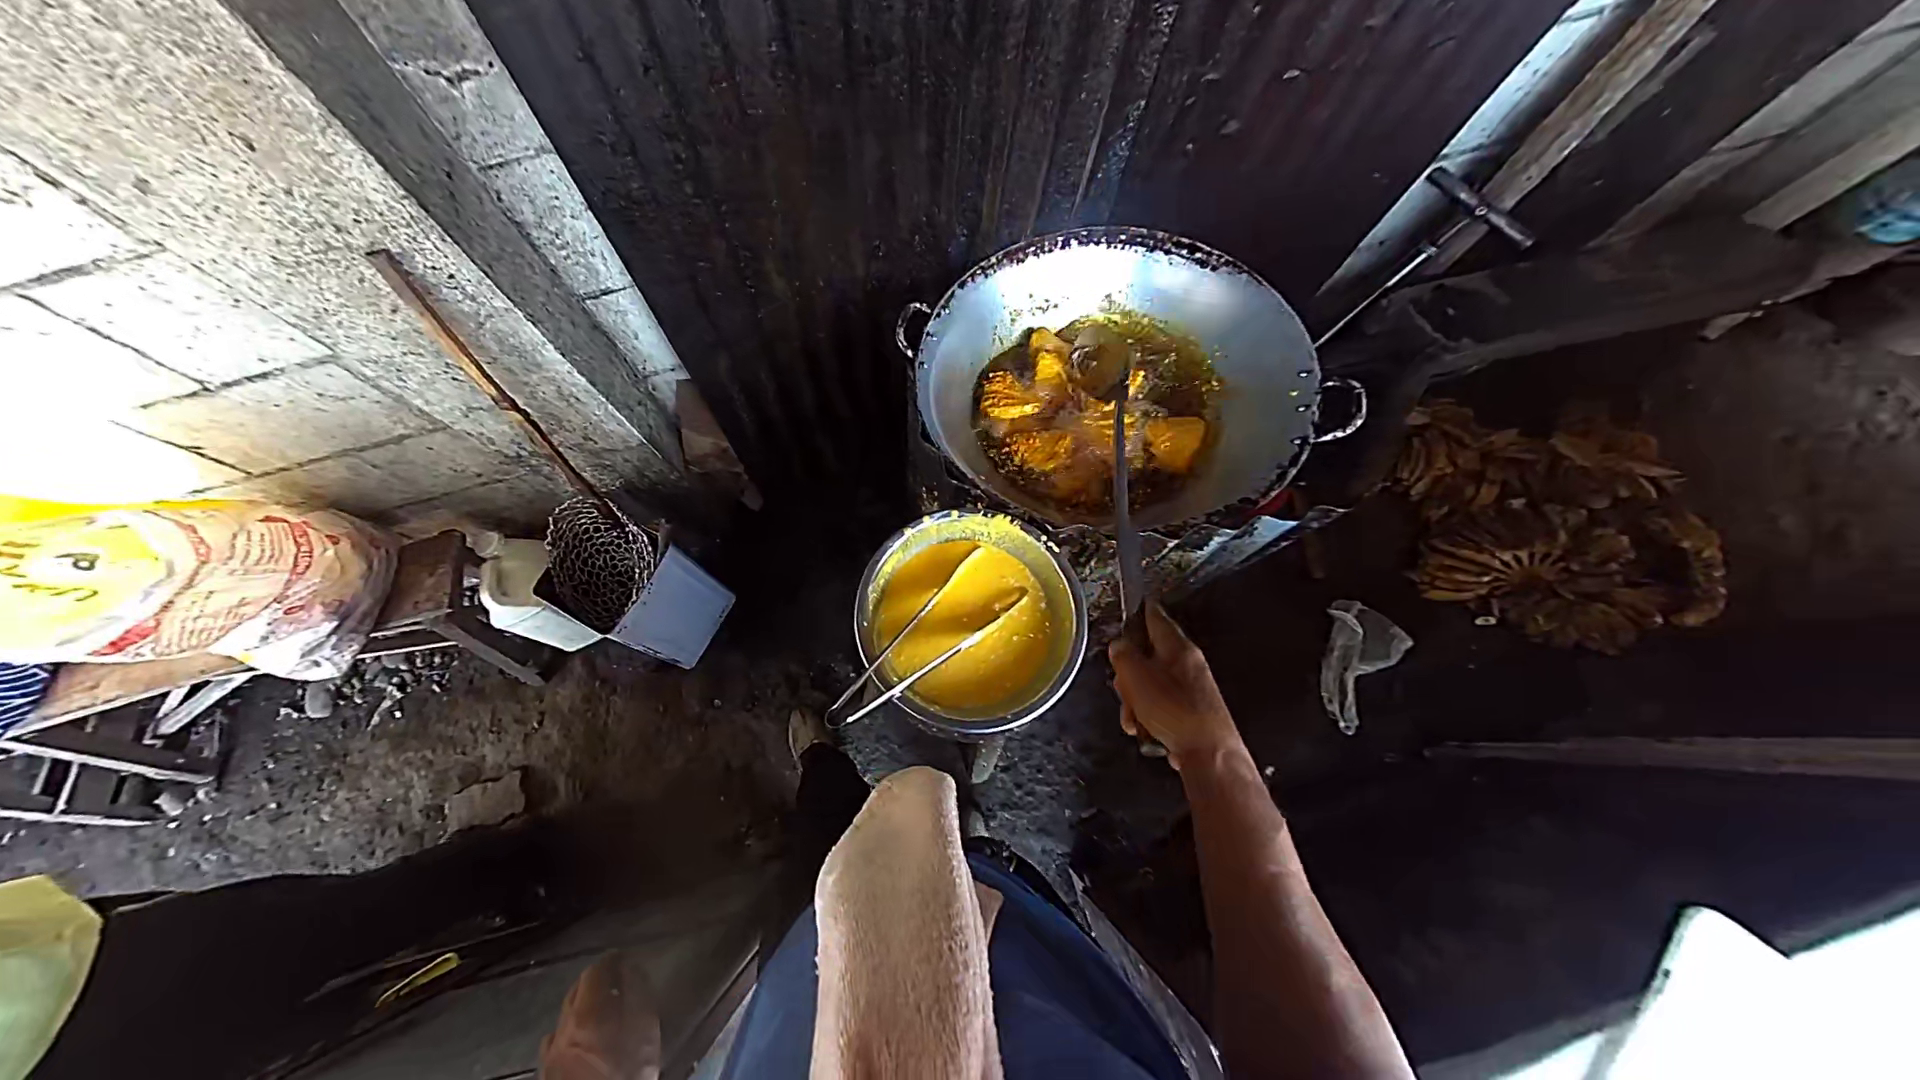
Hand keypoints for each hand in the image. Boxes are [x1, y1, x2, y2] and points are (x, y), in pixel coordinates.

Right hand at [1108, 603, 1243, 770]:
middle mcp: (1187, 664)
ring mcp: (1190, 689)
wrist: (1208, 754)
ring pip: (1149, 685)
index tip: (1132, 603)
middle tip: (1123, 688)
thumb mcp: (1136, 677)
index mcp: (1177, 648)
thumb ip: (1123, 656)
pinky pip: (1159, 706)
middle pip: (1147, 656)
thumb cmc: (1173, 710)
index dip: (1140, 610)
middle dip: (1128, 674)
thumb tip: (1119, 645)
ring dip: (1134, 701)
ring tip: (1133, 720)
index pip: (1155, 617)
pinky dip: (1147, 716)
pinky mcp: (1191, 712)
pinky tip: (1145, 731)